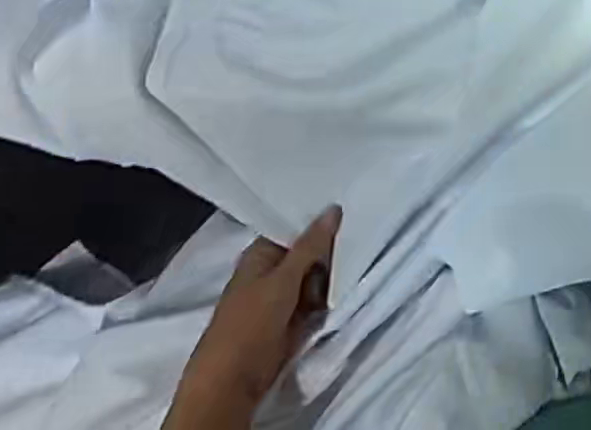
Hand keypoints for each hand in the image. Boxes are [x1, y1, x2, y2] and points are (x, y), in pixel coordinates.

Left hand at [163, 206, 340, 429]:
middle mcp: (272, 269)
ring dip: (333, 270)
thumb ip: (311, 244)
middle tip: (357, 234)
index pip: (294, 225)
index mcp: (261, 253)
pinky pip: (318, 294)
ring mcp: (284, 293)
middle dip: (330, 246)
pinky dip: (331, 290)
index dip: (319, 217)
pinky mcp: (295, 315)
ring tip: (356, 257)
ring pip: (316, 272)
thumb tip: (334, 207)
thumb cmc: (250, 323)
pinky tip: (348, 280)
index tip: (347, 207)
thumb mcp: (283, 279)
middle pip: (309, 248)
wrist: (234, 383)